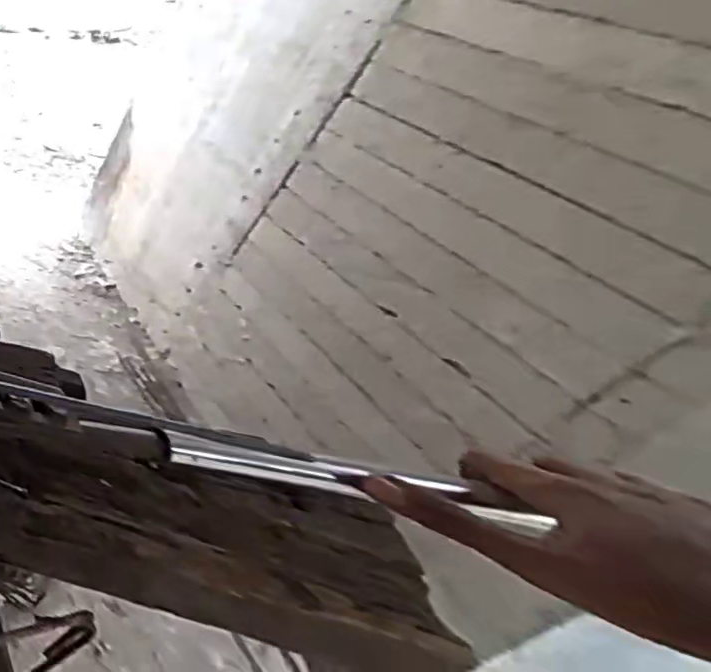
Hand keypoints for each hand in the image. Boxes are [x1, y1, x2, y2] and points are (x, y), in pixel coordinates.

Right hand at [364, 450, 710, 660]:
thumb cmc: (644, 596)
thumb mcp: (541, 568)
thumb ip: (458, 525)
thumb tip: (379, 485)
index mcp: (557, 489)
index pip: (490, 461)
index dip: (472, 475)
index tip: (473, 498)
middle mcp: (600, 480)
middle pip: (543, 467)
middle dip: (527, 488)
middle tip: (533, 524)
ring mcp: (657, 494)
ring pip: (596, 479)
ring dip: (579, 494)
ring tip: (588, 533)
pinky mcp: (698, 511)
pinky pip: (648, 496)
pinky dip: (631, 508)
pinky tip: (647, 542)